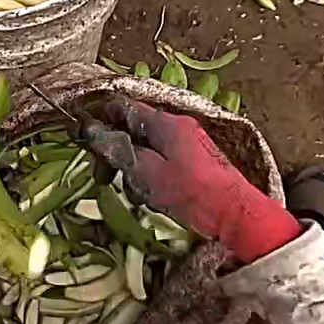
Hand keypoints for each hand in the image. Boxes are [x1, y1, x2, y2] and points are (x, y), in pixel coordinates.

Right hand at [83, 98, 301, 264]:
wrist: (239, 216)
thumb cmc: (191, 193)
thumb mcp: (146, 172)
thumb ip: (118, 149)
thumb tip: (92, 130)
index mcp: (164, 123)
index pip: (122, 107)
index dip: (99, 121)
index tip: (85, 141)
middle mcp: (177, 126)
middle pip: (133, 129)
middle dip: (115, 152)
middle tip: (102, 177)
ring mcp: (188, 142)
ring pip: (146, 146)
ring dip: (133, 167)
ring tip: (134, 192)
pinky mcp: (196, 160)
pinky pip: (162, 159)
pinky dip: (150, 174)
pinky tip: (152, 195)